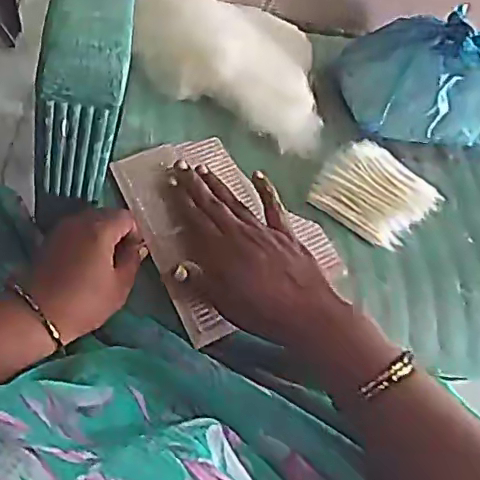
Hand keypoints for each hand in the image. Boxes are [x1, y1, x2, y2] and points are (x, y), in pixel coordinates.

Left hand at [25, 208, 146, 341]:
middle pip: (106, 214)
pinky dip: (83, 239)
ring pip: (89, 221)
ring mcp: (62, 227)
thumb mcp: (119, 287)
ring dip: (99, 235)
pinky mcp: (49, 237)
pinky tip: (83, 262)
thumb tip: (135, 246)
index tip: (134, 254)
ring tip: (101, 262)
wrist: (38, 312)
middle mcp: (79, 220)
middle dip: (117, 231)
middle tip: (119, 259)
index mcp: (100, 228)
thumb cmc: (85, 302)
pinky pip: (74, 230)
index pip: (126, 216)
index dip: (135, 233)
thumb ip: (131, 260)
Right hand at [171, 163, 401, 386]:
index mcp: (220, 250)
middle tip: (180, 165)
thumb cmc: (262, 312)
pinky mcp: (285, 234)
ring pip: (235, 201)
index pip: (195, 218)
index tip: (170, 183)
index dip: (181, 199)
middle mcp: (239, 233)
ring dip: (218, 184)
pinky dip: (265, 190)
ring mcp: (263, 231)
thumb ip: (199, 282)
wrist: (309, 314)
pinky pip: (272, 207)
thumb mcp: (223, 302)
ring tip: (203, 168)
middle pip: (212, 204)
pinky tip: (257, 175)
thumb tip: (175, 267)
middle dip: (194, 183)